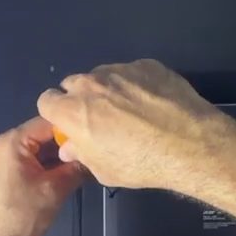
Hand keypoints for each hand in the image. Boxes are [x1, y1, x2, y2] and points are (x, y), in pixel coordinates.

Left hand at [0, 117, 86, 235]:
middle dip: (67, 145)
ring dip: (58, 158)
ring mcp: (1, 159)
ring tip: (83, 166)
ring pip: (38, 150)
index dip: (74, 127)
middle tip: (92, 153)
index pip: (49, 121)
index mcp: (12, 141)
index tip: (94, 136)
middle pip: (43, 135)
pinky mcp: (4, 174)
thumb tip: (96, 158)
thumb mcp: (55, 190)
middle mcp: (3, 144)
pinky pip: (30, 162)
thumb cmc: (22, 216)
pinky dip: (47, 168)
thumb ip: (77, 168)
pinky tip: (65, 176)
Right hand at [35, 59, 235, 190]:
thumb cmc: (141, 163)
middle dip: (82, 100)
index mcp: (73, 111)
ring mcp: (120, 70)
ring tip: (131, 112)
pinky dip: (135, 84)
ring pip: (103, 76)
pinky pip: (131, 72)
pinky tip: (152, 104)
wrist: (189, 144)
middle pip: (73, 84)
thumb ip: (82, 154)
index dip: (57, 114)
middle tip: (102, 120)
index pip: (46, 101)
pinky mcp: (147, 65)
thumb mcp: (104, 171)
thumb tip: (71, 146)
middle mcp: (92, 83)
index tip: (70, 124)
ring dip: (108, 90)